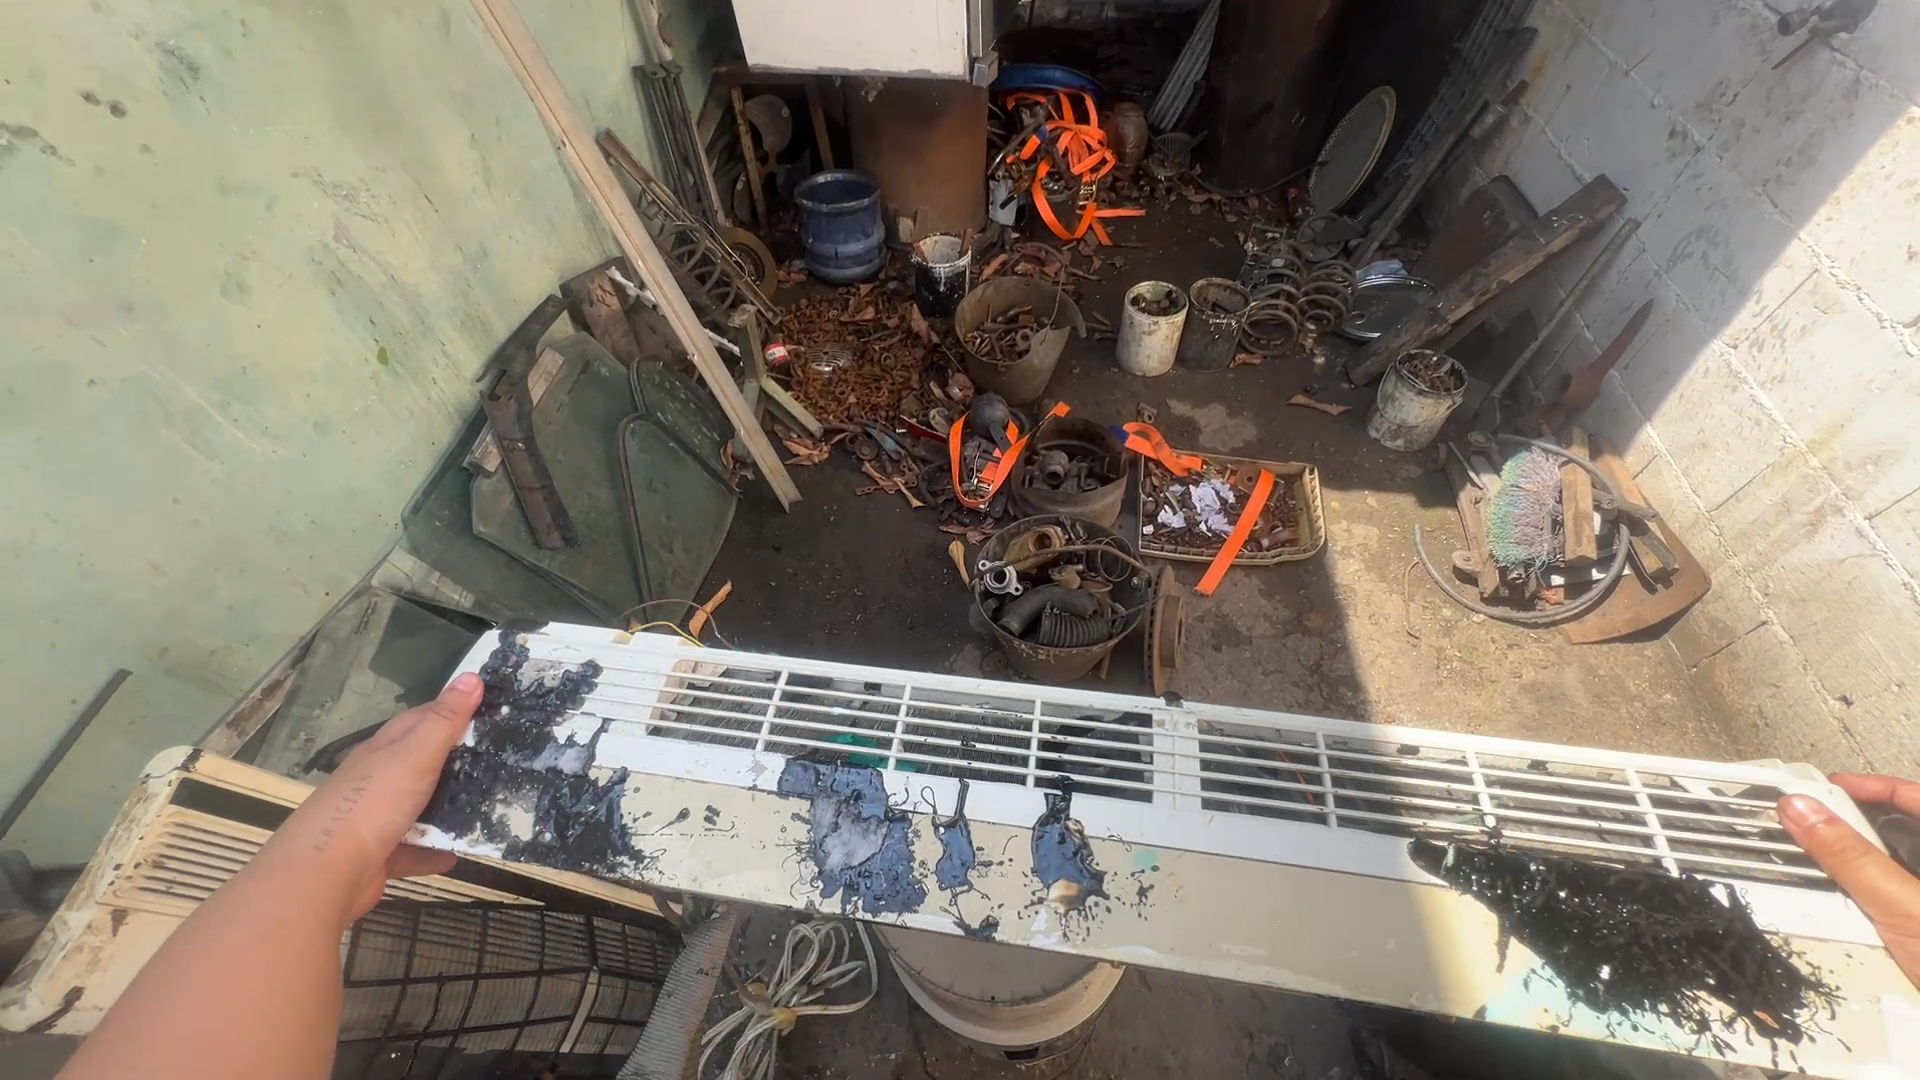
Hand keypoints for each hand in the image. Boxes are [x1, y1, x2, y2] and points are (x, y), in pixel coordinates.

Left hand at [253, 673, 483, 925]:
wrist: (322, 878)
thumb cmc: (372, 805)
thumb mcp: (416, 755)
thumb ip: (445, 720)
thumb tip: (472, 675)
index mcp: (383, 752)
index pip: (420, 719)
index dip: (452, 709)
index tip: (490, 705)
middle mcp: (376, 781)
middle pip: (421, 762)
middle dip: (457, 758)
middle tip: (503, 753)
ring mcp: (374, 819)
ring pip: (419, 806)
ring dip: (449, 806)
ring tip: (490, 802)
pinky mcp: (377, 855)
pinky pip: (415, 849)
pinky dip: (435, 850)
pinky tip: (458, 852)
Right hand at [1779, 774, 1919, 987]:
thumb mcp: (1906, 911)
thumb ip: (1849, 857)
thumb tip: (1800, 810)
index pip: (1917, 797)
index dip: (1868, 786)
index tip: (1821, 786)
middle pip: (1902, 833)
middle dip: (1853, 830)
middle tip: (1810, 829)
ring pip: (1894, 867)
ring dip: (1858, 867)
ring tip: (1831, 876)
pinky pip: (1894, 896)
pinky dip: (1869, 896)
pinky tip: (1855, 909)